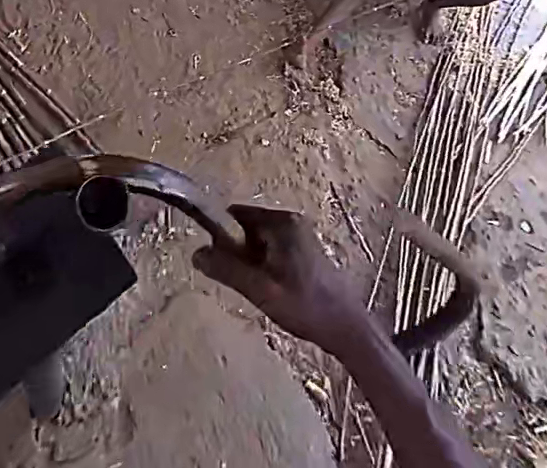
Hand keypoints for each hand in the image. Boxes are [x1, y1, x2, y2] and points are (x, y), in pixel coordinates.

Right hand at [192, 205, 371, 354]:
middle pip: (246, 227)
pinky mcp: (304, 249)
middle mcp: (291, 220)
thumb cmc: (306, 308)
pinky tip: (273, 290)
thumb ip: (227, 270)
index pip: (235, 214)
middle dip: (238, 252)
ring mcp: (300, 234)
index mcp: (281, 222)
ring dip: (251, 261)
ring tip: (261, 289)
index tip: (220, 261)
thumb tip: (195, 254)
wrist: (350, 332)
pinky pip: (271, 248)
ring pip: (258, 240)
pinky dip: (265, 265)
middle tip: (245, 281)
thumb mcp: (261, 290)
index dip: (221, 235)